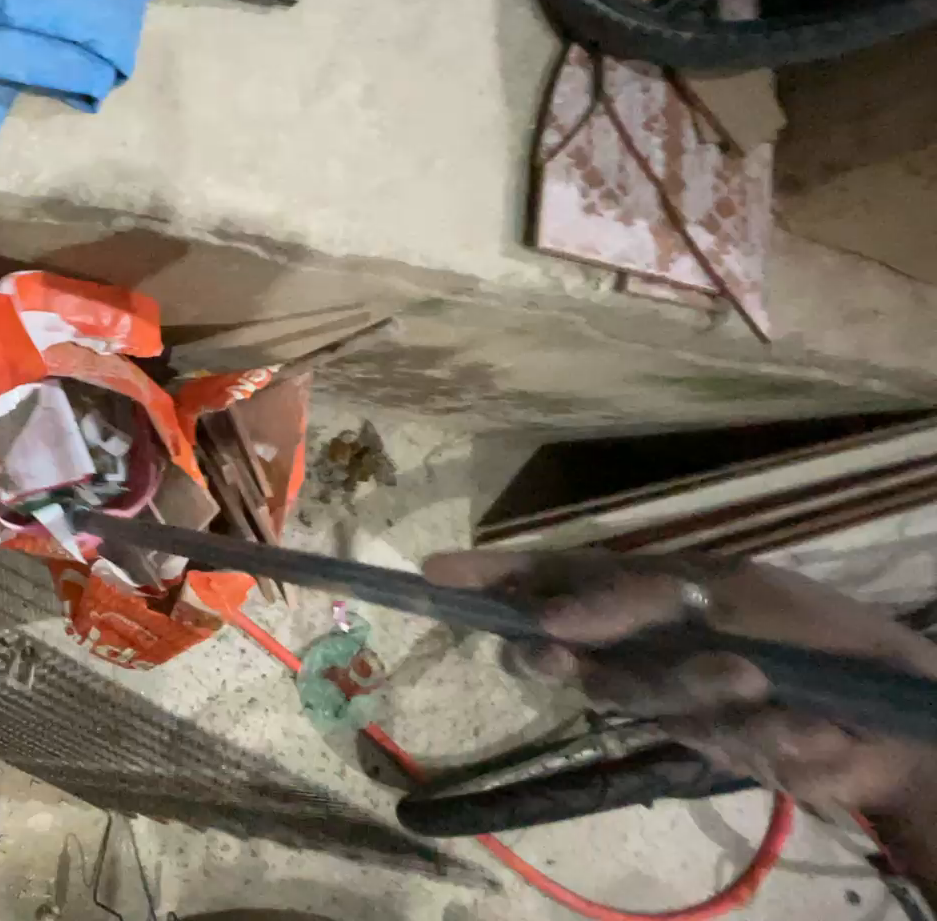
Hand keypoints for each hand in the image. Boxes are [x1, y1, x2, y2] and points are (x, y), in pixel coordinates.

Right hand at [425, 549, 936, 816]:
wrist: (914, 717)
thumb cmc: (814, 629)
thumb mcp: (721, 586)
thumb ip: (626, 598)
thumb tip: (541, 620)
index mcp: (622, 593)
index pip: (534, 579)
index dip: (481, 577)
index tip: (430, 573)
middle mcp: (621, 642)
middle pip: (550, 649)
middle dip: (556, 650)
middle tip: (564, 649)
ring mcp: (656, 695)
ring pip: (624, 695)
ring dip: (687, 689)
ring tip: (754, 682)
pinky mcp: (700, 744)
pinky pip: (703, 742)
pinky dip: (759, 737)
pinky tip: (803, 733)